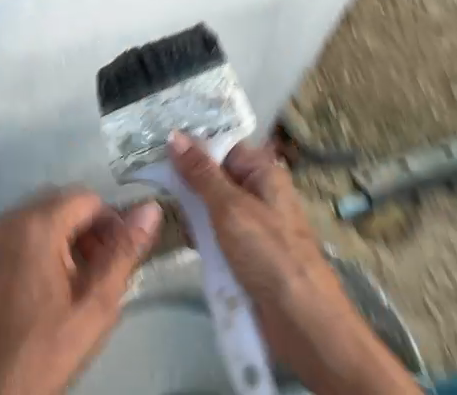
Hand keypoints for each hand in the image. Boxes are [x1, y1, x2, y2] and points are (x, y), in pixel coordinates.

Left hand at [0, 188, 162, 394]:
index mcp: (37, 225)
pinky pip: (23, 235)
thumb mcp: (97, 303)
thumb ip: (124, 252)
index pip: (88, 199)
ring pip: (42, 217)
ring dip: (68, 237)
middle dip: (91, 228)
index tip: (122, 257)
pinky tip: (55, 286)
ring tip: (84, 281)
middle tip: (105, 269)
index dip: (112, 222)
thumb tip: (151, 208)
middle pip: (63, 203)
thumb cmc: (49, 348)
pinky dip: (44, 247)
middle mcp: (11, 220)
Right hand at [168, 133, 421, 394]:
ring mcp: (253, 224)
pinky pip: (217, 234)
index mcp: (262, 172)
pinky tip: (186, 241)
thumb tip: (175, 135)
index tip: (155, 150)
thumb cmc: (269, 255)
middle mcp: (259, 192)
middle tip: (153, 184)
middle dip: (187, 182)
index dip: (191, 147)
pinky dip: (202, 237)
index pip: (221, 146)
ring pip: (211, 207)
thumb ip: (201, 173)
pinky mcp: (247, 253)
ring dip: (192, 212)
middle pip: (214, 176)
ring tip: (166, 215)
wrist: (302, 321)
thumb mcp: (230, 207)